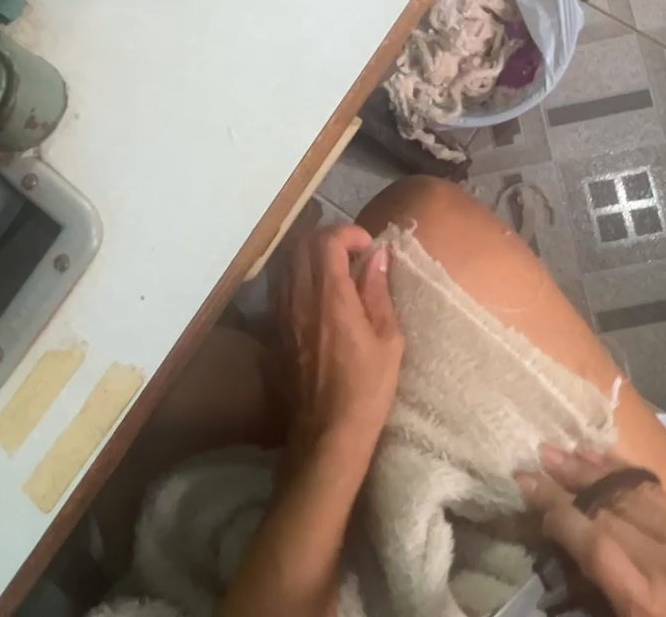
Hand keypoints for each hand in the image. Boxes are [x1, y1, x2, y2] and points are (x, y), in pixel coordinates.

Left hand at [275, 225, 403, 461]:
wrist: (327, 432)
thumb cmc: (367, 388)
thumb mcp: (388, 339)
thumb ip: (379, 291)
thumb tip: (379, 255)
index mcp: (331, 297)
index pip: (327, 241)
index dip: (349, 233)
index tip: (369, 247)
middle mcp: (300, 298)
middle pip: (303, 244)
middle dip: (330, 238)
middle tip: (354, 252)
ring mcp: (283, 312)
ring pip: (288, 261)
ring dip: (312, 254)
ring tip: (337, 267)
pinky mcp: (277, 327)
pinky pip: (282, 283)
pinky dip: (299, 273)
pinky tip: (319, 290)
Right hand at [516, 446, 665, 616]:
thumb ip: (602, 598)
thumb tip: (568, 560)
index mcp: (646, 599)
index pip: (591, 540)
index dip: (556, 511)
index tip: (526, 487)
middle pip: (606, 508)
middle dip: (565, 482)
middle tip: (532, 460)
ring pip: (627, 490)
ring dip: (589, 468)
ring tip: (556, 449)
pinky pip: (655, 488)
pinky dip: (623, 470)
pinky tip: (601, 456)